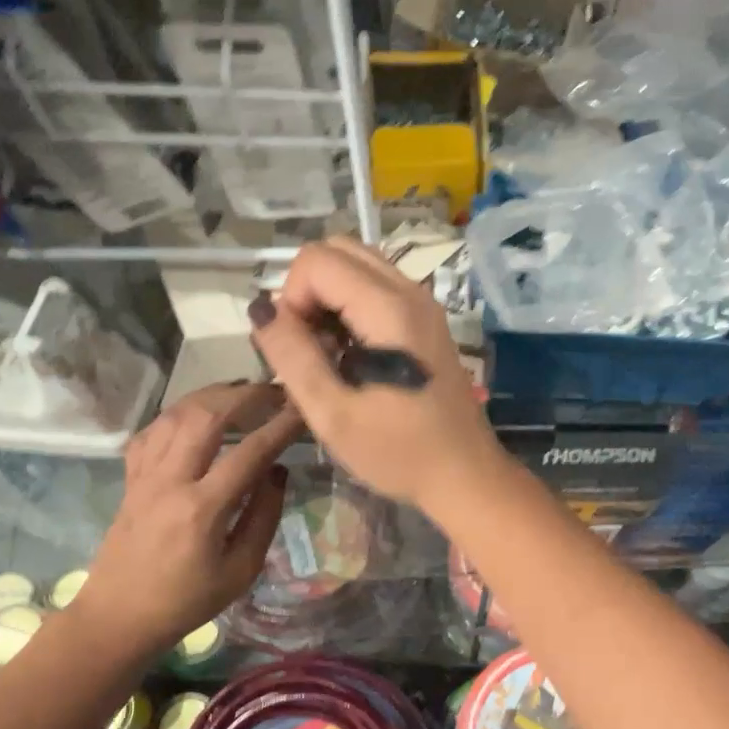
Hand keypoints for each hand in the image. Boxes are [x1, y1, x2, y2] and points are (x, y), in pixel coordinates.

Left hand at [71, 384, 302, 655]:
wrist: (120, 615)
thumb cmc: (189, 600)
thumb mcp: (241, 569)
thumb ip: (263, 516)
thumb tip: (278, 471)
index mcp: (202, 509)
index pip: (249, 452)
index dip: (280, 426)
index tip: (305, 408)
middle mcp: (170, 481)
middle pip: (206, 417)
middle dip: (245, 397)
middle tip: (275, 390)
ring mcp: (145, 475)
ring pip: (177, 415)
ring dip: (212, 396)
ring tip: (243, 391)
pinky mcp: (131, 478)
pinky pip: (154, 430)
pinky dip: (179, 413)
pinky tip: (198, 414)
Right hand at [249, 237, 511, 509]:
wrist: (466, 478)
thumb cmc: (399, 453)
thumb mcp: (333, 414)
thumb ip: (293, 356)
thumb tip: (262, 309)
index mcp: (390, 310)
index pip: (317, 260)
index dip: (291, 298)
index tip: (298, 350)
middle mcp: (412, 293)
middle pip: (340, 250)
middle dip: (308, 291)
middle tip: (311, 349)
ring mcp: (426, 306)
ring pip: (360, 267)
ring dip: (330, 299)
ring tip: (331, 356)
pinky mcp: (429, 324)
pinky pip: (380, 290)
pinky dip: (354, 309)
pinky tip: (355, 359)